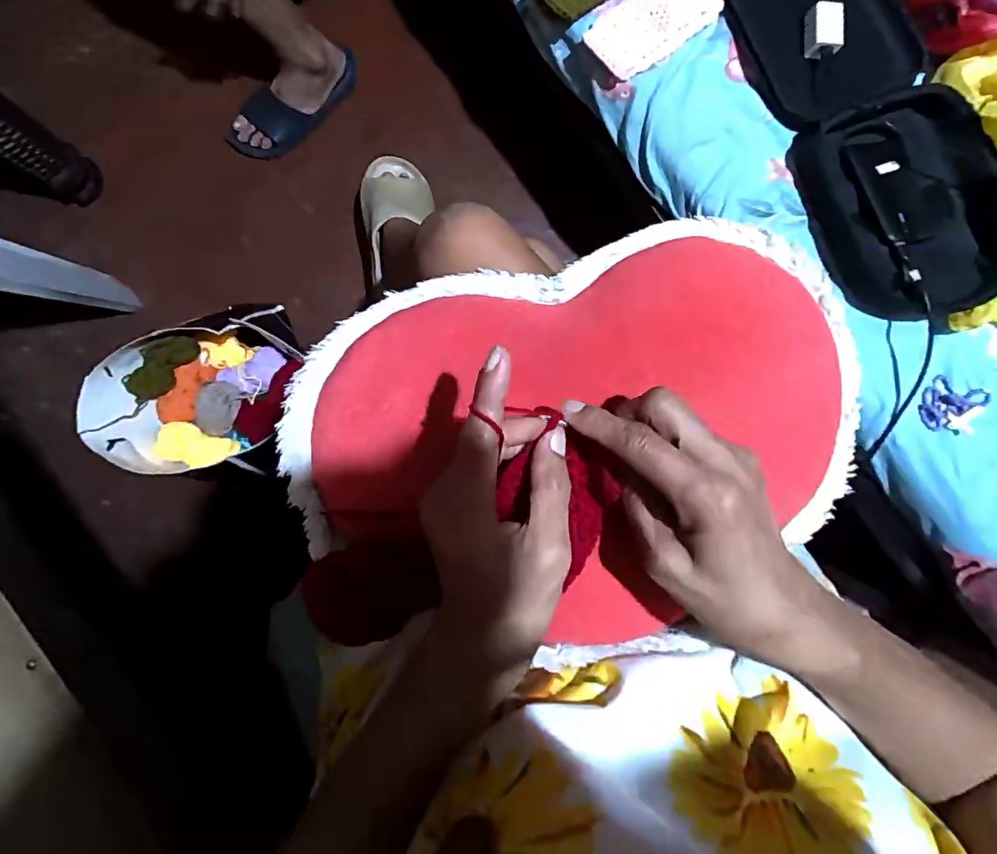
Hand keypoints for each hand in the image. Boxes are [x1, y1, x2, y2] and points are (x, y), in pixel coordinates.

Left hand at [420, 346, 572, 672]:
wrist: (479, 643)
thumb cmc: (518, 598)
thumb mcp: (548, 543)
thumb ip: (550, 483)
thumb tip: (552, 436)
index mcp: (466, 496)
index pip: (479, 430)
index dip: (490, 389)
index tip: (499, 353)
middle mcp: (443, 490)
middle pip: (481, 438)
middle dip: (518, 428)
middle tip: (556, 438)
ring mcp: (440, 499)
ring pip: (477, 451)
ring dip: (512, 444)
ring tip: (548, 451)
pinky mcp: (445, 509)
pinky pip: (474, 468)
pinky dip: (502, 461)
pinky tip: (528, 469)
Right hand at [563, 389, 846, 673]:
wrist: (785, 606)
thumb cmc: (723, 599)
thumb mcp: (665, 568)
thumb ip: (636, 512)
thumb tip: (619, 470)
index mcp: (705, 493)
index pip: (642, 443)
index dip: (601, 425)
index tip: (569, 411)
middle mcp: (725, 460)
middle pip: (665, 403)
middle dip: (627, 412)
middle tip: (606, 439)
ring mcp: (738, 453)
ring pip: (679, 411)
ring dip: (645, 421)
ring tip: (627, 452)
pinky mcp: (742, 456)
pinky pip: (692, 429)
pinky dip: (666, 435)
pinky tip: (660, 468)